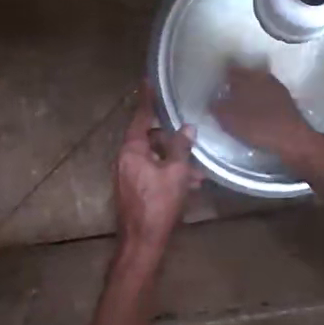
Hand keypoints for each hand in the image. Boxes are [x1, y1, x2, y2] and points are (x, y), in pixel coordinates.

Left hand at [115, 84, 200, 250]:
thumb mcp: (176, 173)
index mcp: (131, 150)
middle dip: (171, 139)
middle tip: (191, 137)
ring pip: (154, 158)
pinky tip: (190, 184)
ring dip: (174, 161)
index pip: (140, 117)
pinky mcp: (134, 190)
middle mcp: (125, 159)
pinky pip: (152, 172)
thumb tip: (187, 128)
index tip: (149, 81)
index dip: (147, 99)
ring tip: (198, 171)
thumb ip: (181, 148)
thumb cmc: (159, 205)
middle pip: (149, 138)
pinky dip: (168, 173)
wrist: (142, 243)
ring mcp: (128, 175)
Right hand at [210, 63, 323, 161]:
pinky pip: (268, 95)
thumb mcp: (228, 119)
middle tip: (228, 93)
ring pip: (258, 84)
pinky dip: (261, 100)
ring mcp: (277, 87)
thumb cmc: (256, 126)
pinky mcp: (287, 100)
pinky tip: (258, 110)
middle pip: (246, 75)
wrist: (291, 138)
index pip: (231, 70)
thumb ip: (216, 107)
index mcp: (246, 76)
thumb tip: (212, 101)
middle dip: (237, 82)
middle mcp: (263, 76)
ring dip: (251, 91)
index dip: (223, 76)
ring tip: (242, 103)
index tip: (217, 83)